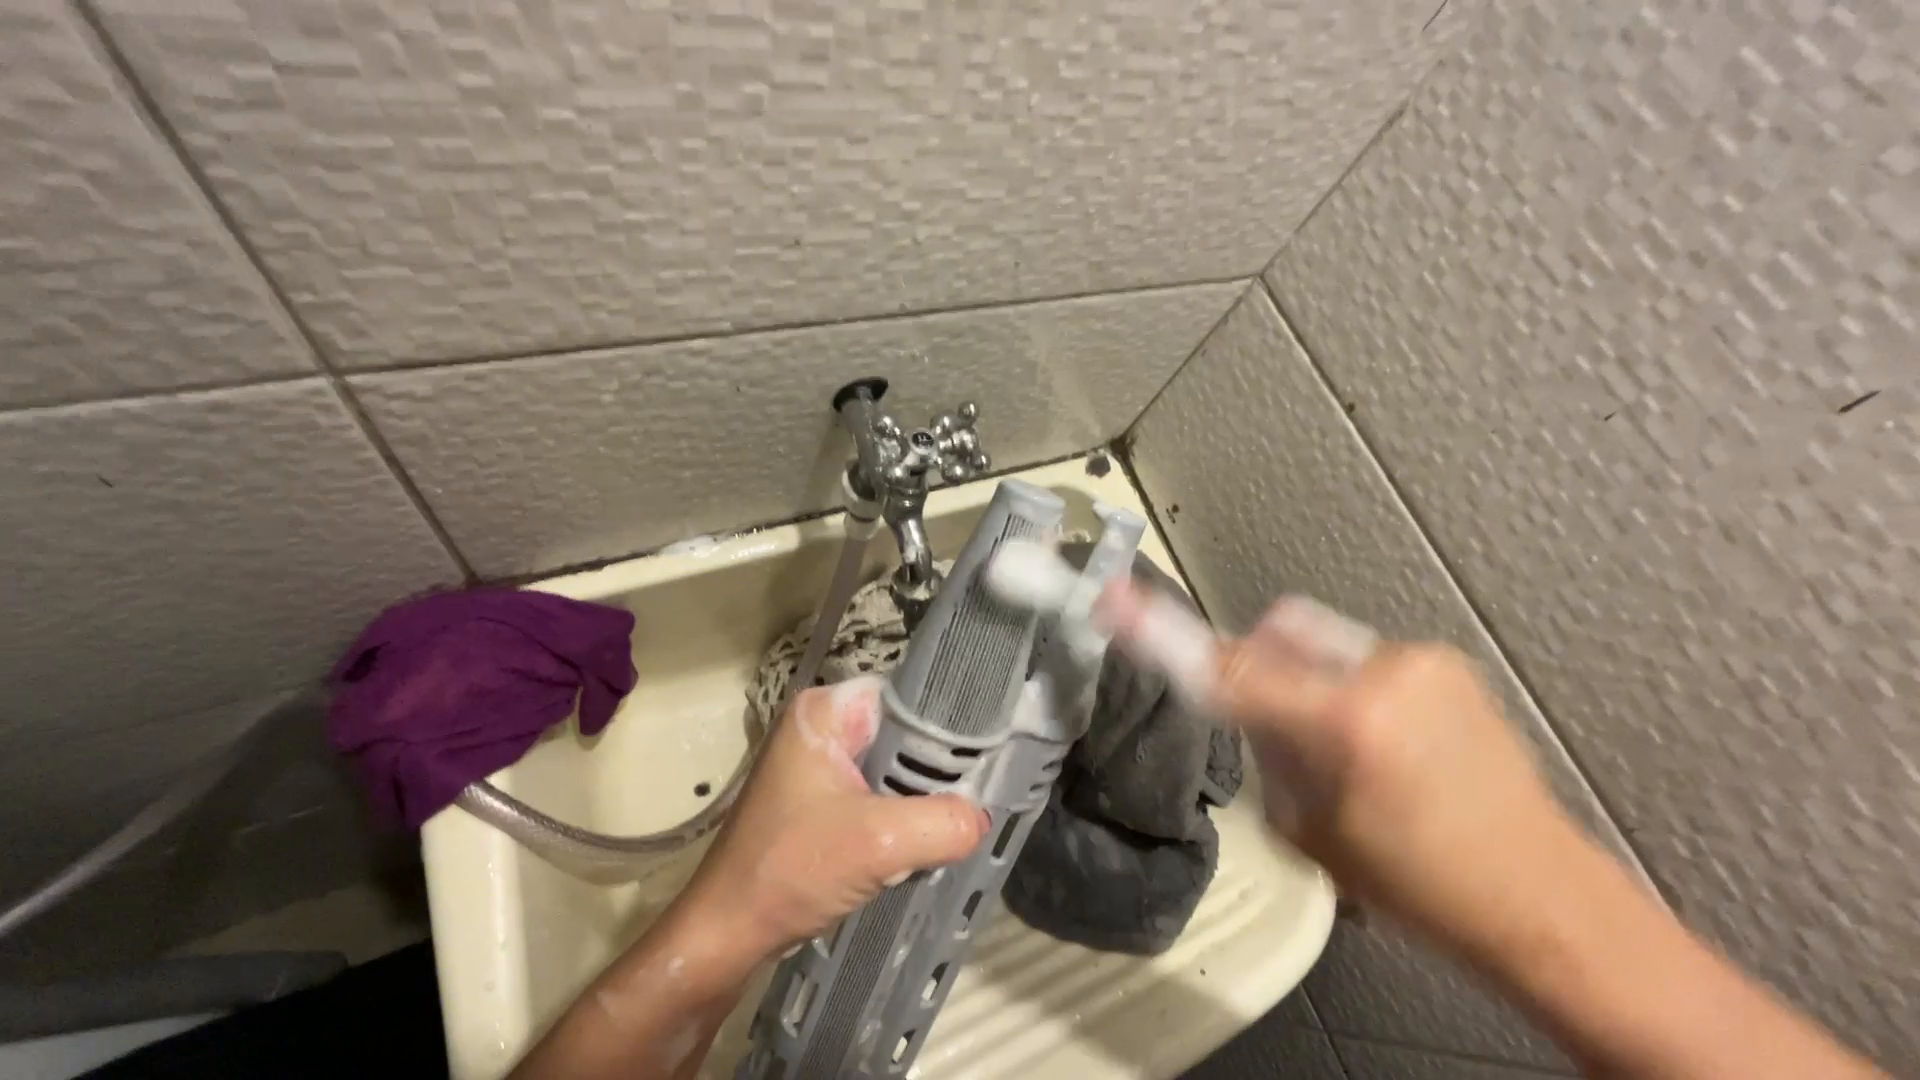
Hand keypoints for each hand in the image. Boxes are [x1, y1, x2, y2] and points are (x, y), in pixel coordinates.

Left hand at [672, 676, 989, 963]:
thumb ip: (943, 823)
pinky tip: (922, 840)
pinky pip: (881, 793)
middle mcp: (822, 726)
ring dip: (922, 797)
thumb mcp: (879, 844)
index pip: (908, 695)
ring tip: (954, 821)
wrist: (728, 933)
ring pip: (896, 766)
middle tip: (977, 796)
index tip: (989, 757)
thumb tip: (982, 817)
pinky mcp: (823, 799)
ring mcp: (821, 764)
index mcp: (824, 711)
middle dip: (939, 768)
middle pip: (905, 731)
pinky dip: (903, 815)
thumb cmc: (789, 871)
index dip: (949, 726)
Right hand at [1122, 589, 1581, 960]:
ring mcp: (1421, 662)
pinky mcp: (1445, 663)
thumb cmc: (1416, 885)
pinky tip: (1387, 744)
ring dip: (1309, 683)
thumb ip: (1265, 748)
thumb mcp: (1307, 830)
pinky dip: (1351, 688)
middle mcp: (1382, 675)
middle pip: (1276, 635)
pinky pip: (1363, 658)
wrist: (1540, 897)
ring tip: (1349, 750)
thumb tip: (1246, 702)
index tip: (1117, 600)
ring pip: (1319, 646)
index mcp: (1343, 726)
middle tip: (1276, 728)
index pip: (1229, 670)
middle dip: (1259, 669)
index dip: (1162, 634)